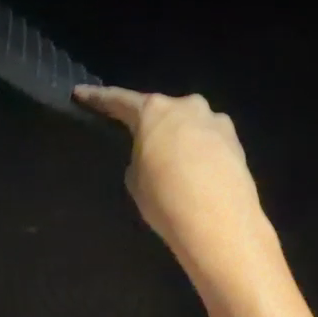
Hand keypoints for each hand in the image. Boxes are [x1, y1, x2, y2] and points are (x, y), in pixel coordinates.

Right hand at [73, 84, 276, 288]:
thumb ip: (138, 156)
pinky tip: (194, 173)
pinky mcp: (236, 142)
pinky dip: (197, 152)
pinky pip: (207, 140)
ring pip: (189, 124)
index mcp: (154, 111)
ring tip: (171, 164)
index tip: (80, 93)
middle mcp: (187, 106)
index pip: (119, 100)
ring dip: (177, 137)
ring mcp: (216, 122)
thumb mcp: (134, 179)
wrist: (220, 223)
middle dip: (149, 122)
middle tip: (138, 141)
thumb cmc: (165, 199)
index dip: (97, 98)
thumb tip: (154, 154)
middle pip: (161, 110)